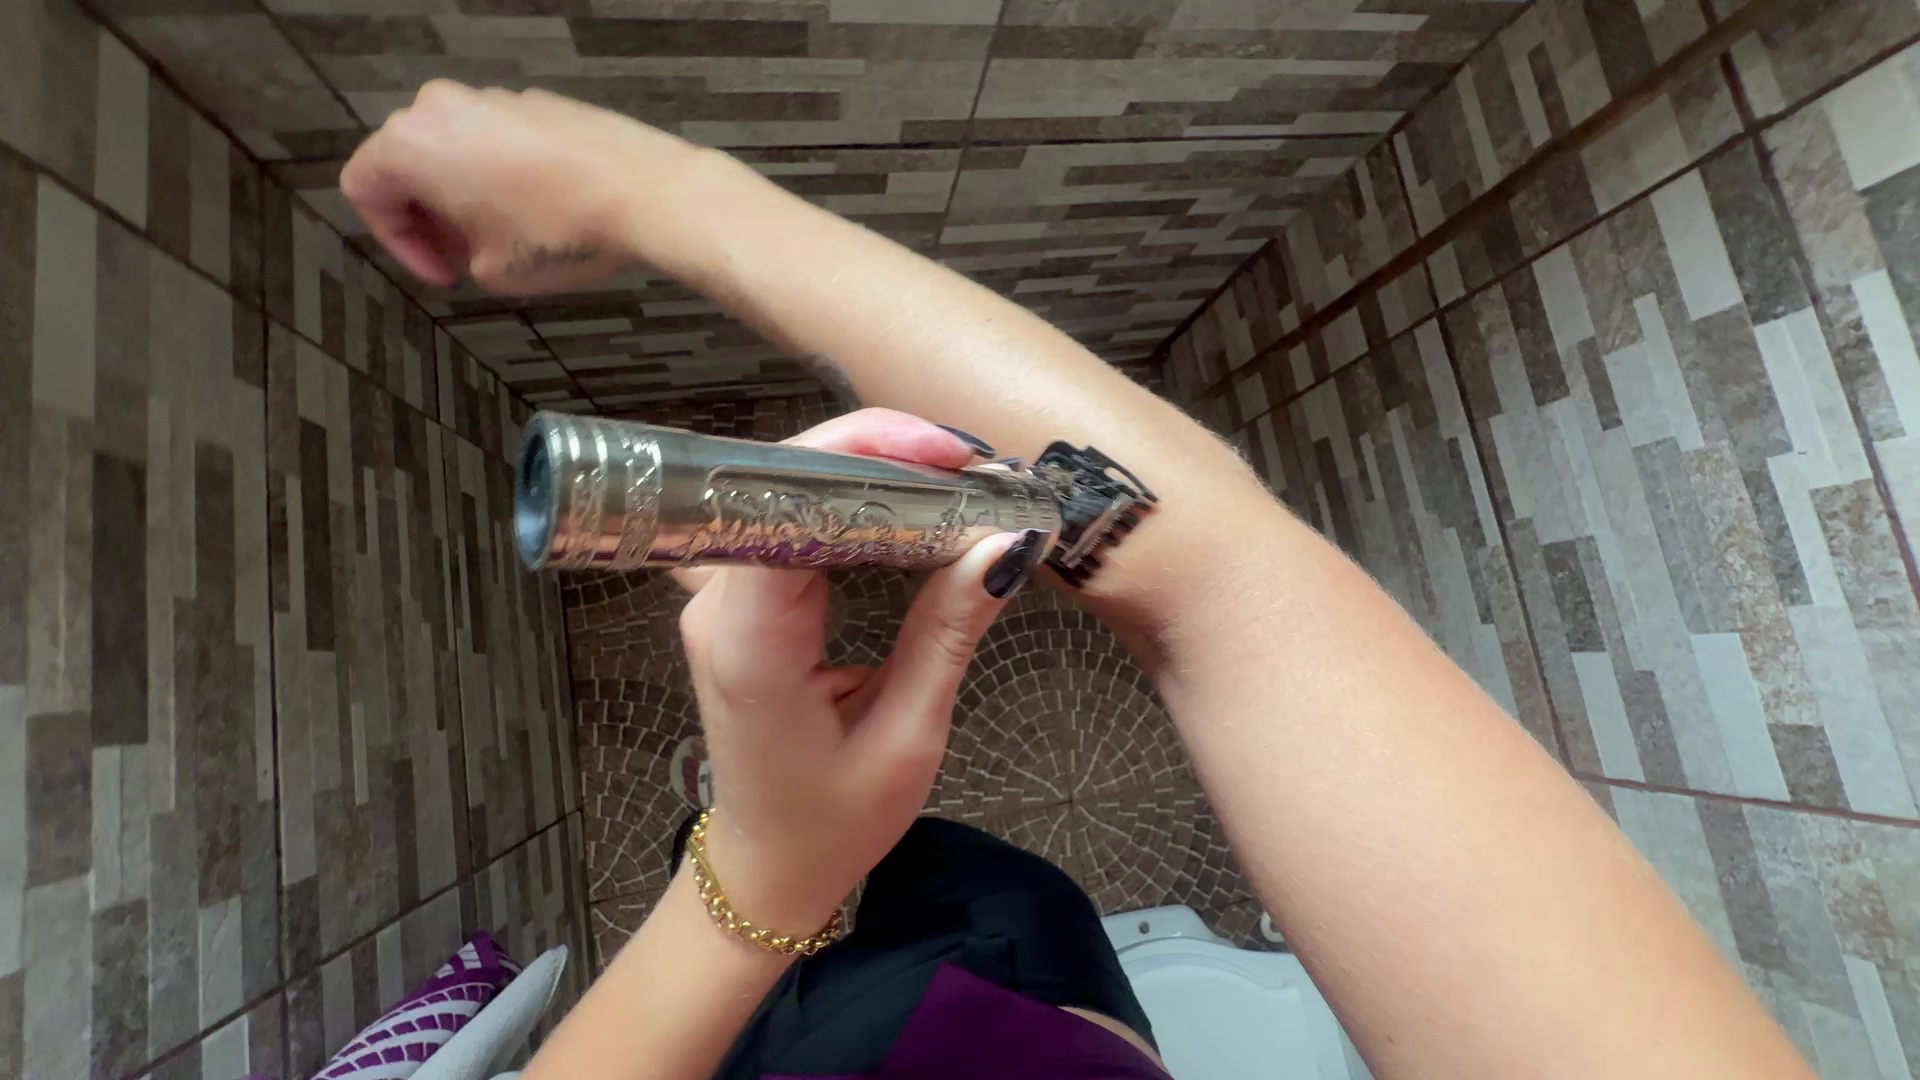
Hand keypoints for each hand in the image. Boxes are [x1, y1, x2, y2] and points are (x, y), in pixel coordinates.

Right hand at [339, 80, 696, 293]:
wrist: (641, 190)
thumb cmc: (560, 233)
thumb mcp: (498, 271)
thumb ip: (463, 257)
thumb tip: (473, 244)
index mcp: (409, 145)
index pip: (368, 192)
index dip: (400, 244)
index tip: (443, 275)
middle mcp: (440, 108)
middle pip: (413, 166)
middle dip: (437, 219)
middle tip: (470, 258)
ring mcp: (493, 99)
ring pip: (462, 152)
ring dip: (474, 197)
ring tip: (514, 239)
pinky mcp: (540, 103)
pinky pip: (508, 143)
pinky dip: (513, 177)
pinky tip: (551, 211)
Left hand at [677, 410, 1044, 934]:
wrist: (766, 866)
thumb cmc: (834, 823)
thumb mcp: (908, 736)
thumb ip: (949, 631)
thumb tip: (1007, 545)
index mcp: (752, 640)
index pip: (791, 504)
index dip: (868, 456)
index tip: (952, 458)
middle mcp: (721, 603)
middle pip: (786, 482)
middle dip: (880, 452)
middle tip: (969, 462)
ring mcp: (721, 597)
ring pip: (788, 493)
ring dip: (871, 470)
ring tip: (951, 475)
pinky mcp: (740, 600)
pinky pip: (792, 523)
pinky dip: (854, 502)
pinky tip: (908, 503)